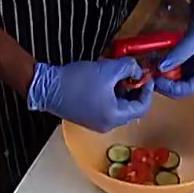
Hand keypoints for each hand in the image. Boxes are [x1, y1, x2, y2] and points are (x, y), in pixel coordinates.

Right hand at [28, 59, 152, 131]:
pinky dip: (111, 95)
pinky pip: (107, 107)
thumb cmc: (78, 81)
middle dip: (134, 89)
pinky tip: (105, 80)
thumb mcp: (108, 69)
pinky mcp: (88, 118)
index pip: (142, 107)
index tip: (146, 75)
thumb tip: (138, 69)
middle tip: (133, 72)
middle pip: (130, 108)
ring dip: (122, 90)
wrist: (46, 88)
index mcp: (115, 117)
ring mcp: (97, 123)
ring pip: (118, 107)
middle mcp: (108, 125)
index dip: (147, 90)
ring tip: (118, 73)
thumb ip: (128, 67)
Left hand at [154, 0, 193, 97]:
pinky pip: (173, 65)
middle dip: (164, 82)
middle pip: (179, 86)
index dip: (170, 87)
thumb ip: (179, 54)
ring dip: (162, 74)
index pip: (187, 89)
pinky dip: (164, 64)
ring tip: (149, 67)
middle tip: (149, 74)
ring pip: (174, 77)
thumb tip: (160, 68)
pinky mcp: (188, 58)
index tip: (155, 79)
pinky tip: (154, 59)